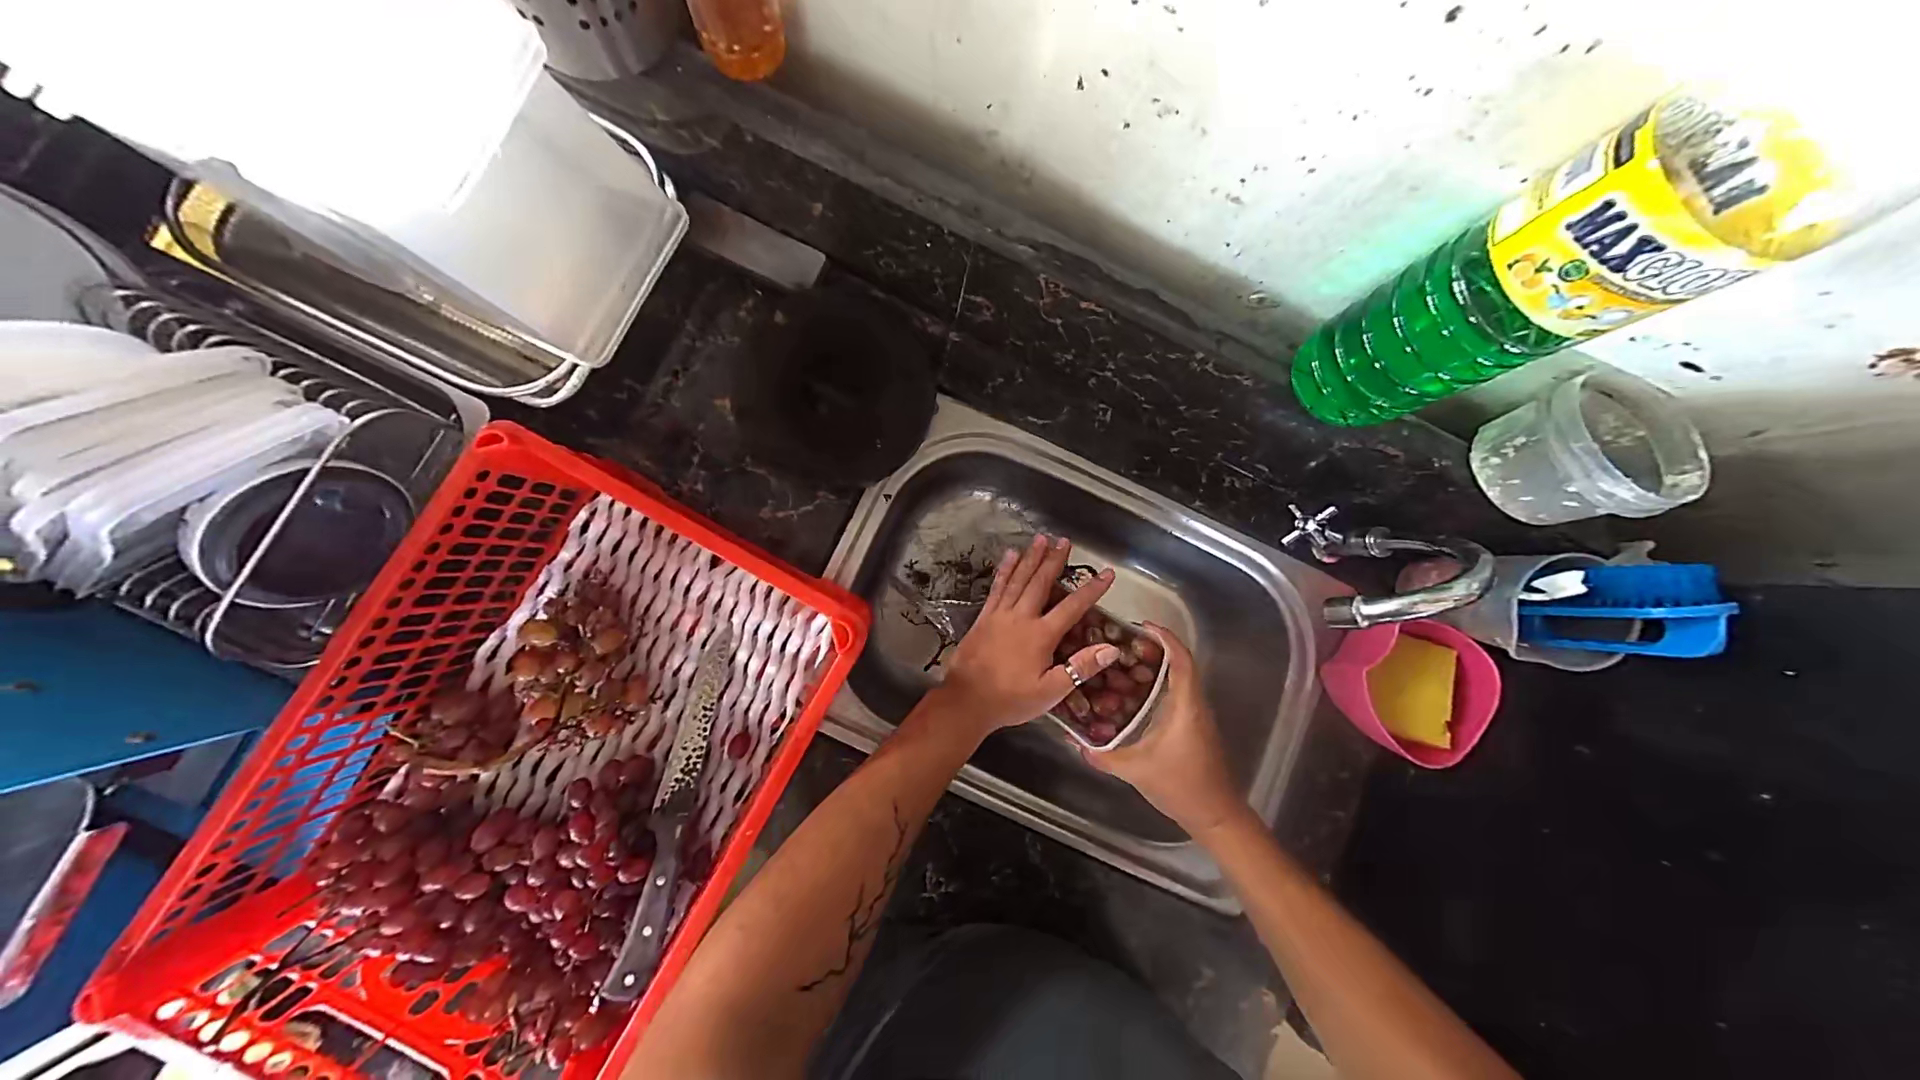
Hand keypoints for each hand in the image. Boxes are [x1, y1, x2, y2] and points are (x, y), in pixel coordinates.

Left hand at [931, 534, 1123, 742]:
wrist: (967, 701)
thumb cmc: (1011, 700)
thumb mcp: (1051, 691)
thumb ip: (1080, 668)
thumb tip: (1111, 650)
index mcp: (1041, 635)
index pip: (1073, 607)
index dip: (1092, 590)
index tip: (1106, 574)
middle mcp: (1021, 618)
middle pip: (1041, 582)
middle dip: (1055, 560)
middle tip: (1064, 541)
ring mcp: (1000, 615)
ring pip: (1019, 579)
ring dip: (1031, 558)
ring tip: (1040, 539)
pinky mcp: (984, 618)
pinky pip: (997, 587)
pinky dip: (1005, 570)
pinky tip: (1010, 556)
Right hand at [1081, 624, 1246, 835]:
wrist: (1216, 816)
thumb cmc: (1181, 786)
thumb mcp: (1135, 770)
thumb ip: (1104, 756)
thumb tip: (1076, 744)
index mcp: (1186, 706)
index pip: (1181, 660)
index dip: (1165, 639)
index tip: (1143, 626)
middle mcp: (1195, 705)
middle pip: (1181, 664)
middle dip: (1156, 649)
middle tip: (1126, 644)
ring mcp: (1198, 717)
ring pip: (1181, 679)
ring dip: (1159, 667)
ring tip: (1126, 663)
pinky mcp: (1195, 728)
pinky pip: (1179, 695)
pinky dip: (1161, 685)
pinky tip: (1138, 694)